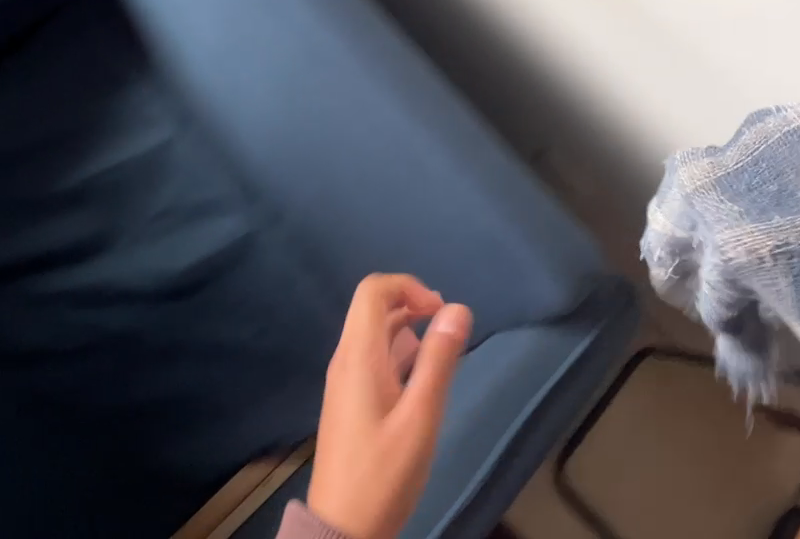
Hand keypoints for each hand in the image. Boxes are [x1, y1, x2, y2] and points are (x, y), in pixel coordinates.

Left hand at [308, 274, 472, 538]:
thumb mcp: (420, 416)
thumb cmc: (383, 472)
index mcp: (359, 355)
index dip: (408, 285)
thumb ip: (439, 359)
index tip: (439, 310)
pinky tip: (420, 378)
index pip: (373, 289)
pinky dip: (399, 350)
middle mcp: (346, 359)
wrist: (342, 530)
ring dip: (407, 326)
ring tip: (439, 351)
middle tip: (444, 326)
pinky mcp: (349, 400)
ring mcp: (345, 380)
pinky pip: (372, 355)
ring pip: (373, 331)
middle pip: (372, 306)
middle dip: (411, 302)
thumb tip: (458, 307)